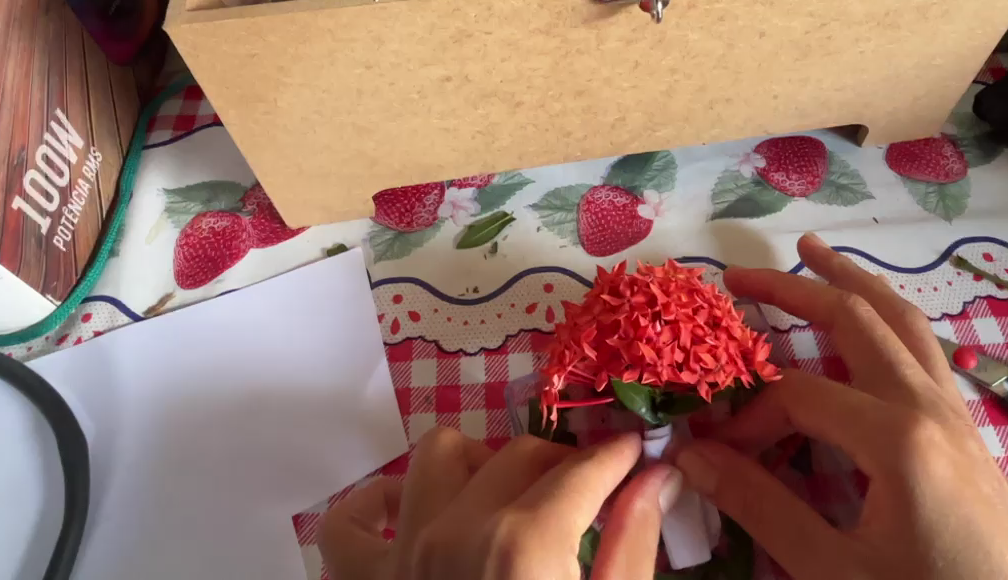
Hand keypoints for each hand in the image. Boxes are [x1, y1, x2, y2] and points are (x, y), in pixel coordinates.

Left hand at [320, 427, 681, 579]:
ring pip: (438, 458)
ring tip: (507, 499)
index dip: (616, 455)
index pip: (583, 470)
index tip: (635, 449)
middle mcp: (458, 533)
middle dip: (562, 463)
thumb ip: (633, 544)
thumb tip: (659, 476)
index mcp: (525, 546)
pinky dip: (376, 506)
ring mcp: (403, 558)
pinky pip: (348, 524)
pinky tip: (411, 518)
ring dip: (478, 464)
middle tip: (587, 491)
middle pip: (521, 455)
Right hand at [674, 233, 1007, 579]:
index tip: (717, 448)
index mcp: (896, 437)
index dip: (751, 415)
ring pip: (901, 320)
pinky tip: (870, 321)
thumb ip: (763, 508)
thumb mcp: (839, 575)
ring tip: (814, 252)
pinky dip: (885, 314)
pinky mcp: (968, 430)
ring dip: (852, 280)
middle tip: (741, 272)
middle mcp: (927, 405)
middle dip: (794, 288)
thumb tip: (692, 456)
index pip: (799, 396)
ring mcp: (954, 412)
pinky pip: (923, 347)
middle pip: (855, 318)